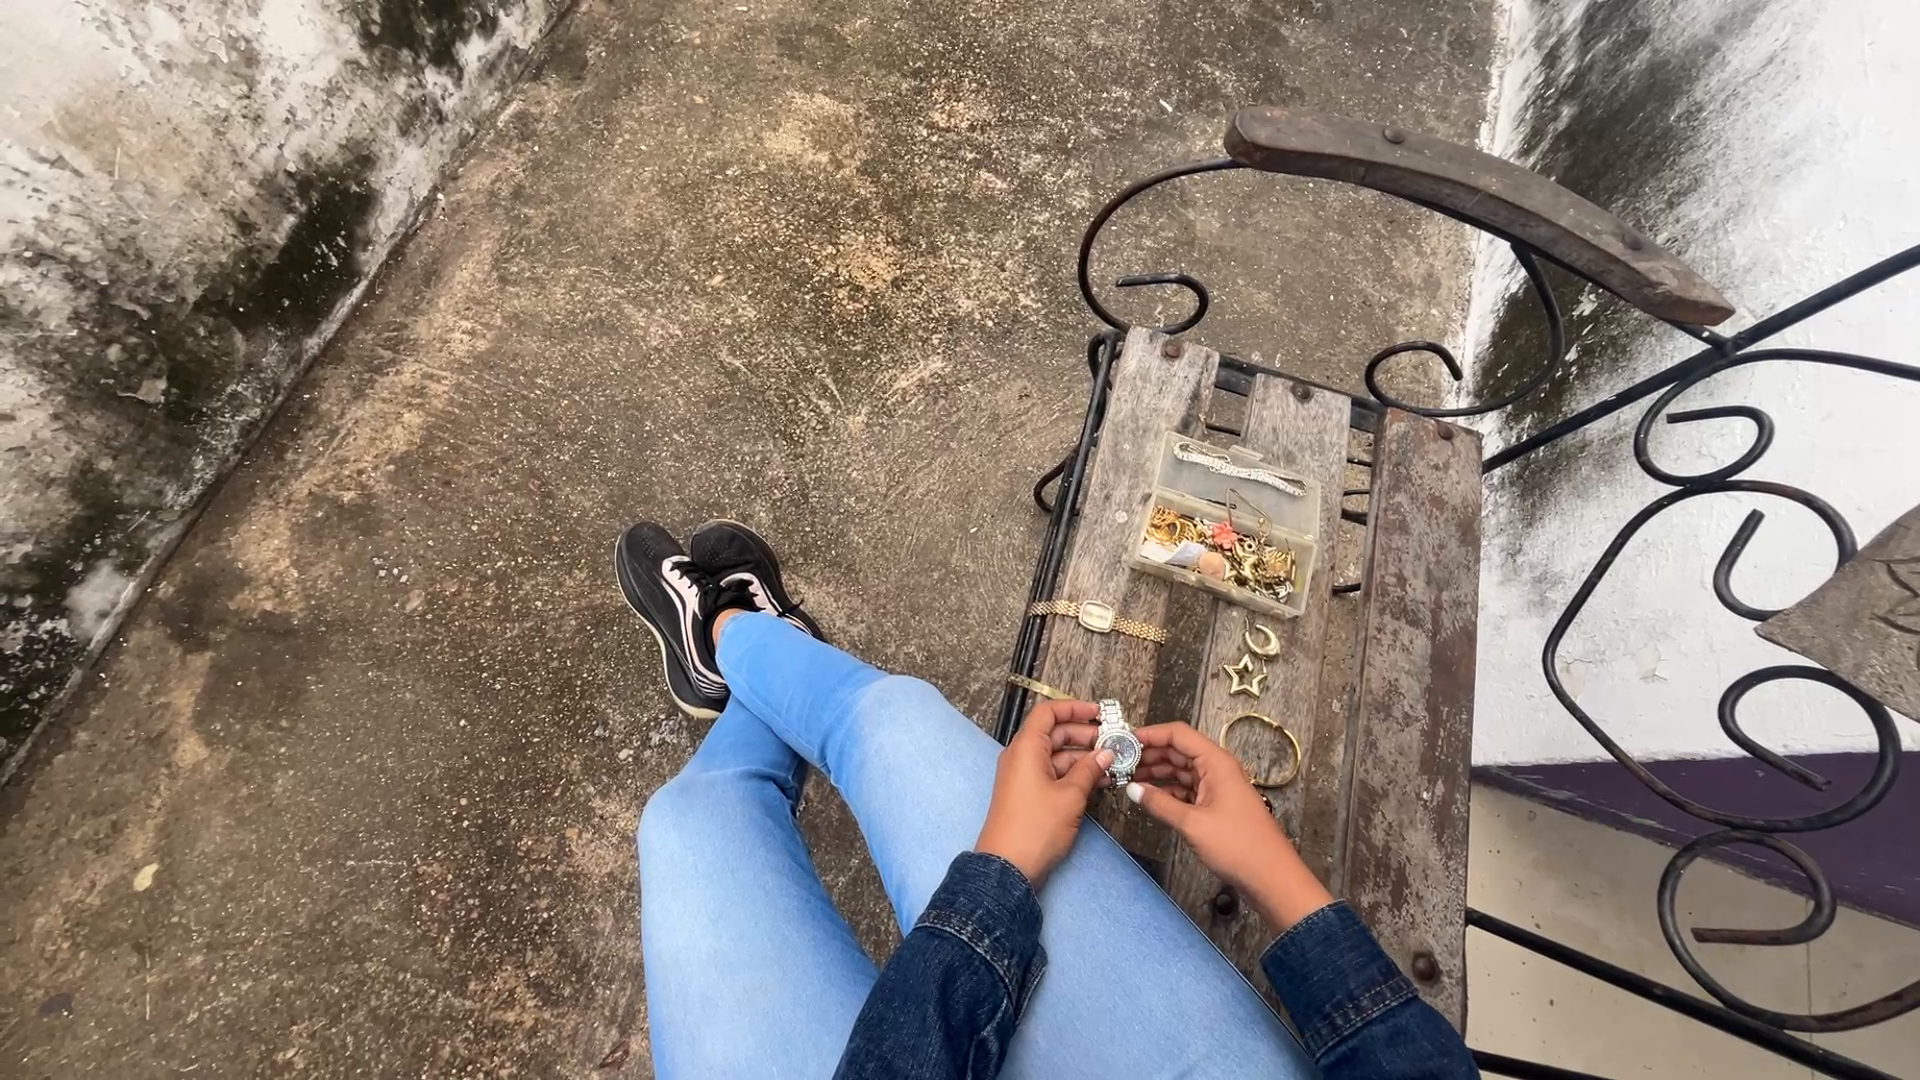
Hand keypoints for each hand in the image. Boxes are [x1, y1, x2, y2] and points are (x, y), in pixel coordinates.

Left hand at [974, 700, 1112, 888]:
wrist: (1008, 867)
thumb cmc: (1035, 827)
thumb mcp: (1070, 796)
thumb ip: (1089, 770)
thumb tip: (1105, 753)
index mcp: (1026, 747)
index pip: (1048, 713)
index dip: (1074, 708)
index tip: (1099, 713)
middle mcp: (1022, 756)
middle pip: (1056, 733)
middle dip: (1086, 735)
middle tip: (1114, 743)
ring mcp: (1025, 776)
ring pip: (1058, 756)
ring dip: (1084, 758)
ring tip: (1114, 765)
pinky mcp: (1030, 794)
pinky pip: (1055, 774)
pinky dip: (1075, 775)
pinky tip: (1100, 782)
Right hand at [1126, 721, 1332, 931]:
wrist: (1274, 880)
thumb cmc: (1239, 847)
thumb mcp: (1192, 823)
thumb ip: (1159, 803)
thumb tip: (1132, 789)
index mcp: (1216, 762)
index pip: (1178, 734)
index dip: (1150, 734)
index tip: (1125, 740)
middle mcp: (1217, 768)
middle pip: (1178, 750)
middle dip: (1149, 754)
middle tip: (1121, 762)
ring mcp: (1217, 787)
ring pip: (1180, 770)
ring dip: (1156, 773)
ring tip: (1129, 779)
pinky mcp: (1216, 805)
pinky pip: (1186, 789)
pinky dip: (1168, 791)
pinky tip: (1149, 798)